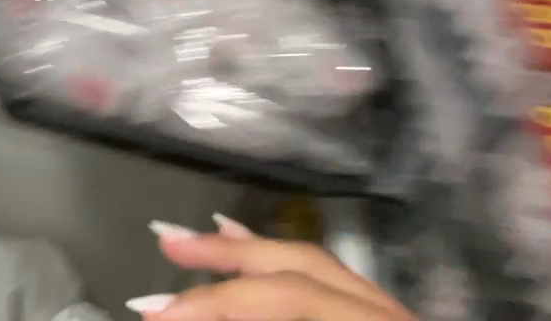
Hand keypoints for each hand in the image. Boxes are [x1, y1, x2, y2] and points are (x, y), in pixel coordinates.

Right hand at [125, 215, 417, 320]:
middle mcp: (389, 318)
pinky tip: (250, 248)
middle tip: (165, 246)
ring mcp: (396, 319)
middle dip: (226, 258)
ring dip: (250, 251)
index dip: (214, 305)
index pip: (286, 299)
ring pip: (316, 265)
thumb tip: (187, 320)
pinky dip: (284, 265)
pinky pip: (333, 280)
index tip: (154, 315)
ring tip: (195, 238)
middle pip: (298, 270)